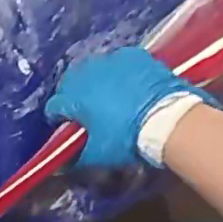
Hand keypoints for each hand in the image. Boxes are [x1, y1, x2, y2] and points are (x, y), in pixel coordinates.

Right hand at [45, 47, 213, 168]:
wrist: (169, 119)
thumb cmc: (126, 138)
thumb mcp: (97, 155)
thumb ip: (75, 159)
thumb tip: (62, 166)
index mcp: (74, 98)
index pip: (54, 106)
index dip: (57, 119)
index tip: (66, 129)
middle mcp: (88, 74)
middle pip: (69, 82)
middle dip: (72, 96)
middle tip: (83, 111)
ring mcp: (113, 61)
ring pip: (93, 68)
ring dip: (93, 81)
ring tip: (104, 96)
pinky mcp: (136, 55)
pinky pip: (118, 62)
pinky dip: (117, 72)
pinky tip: (125, 85)